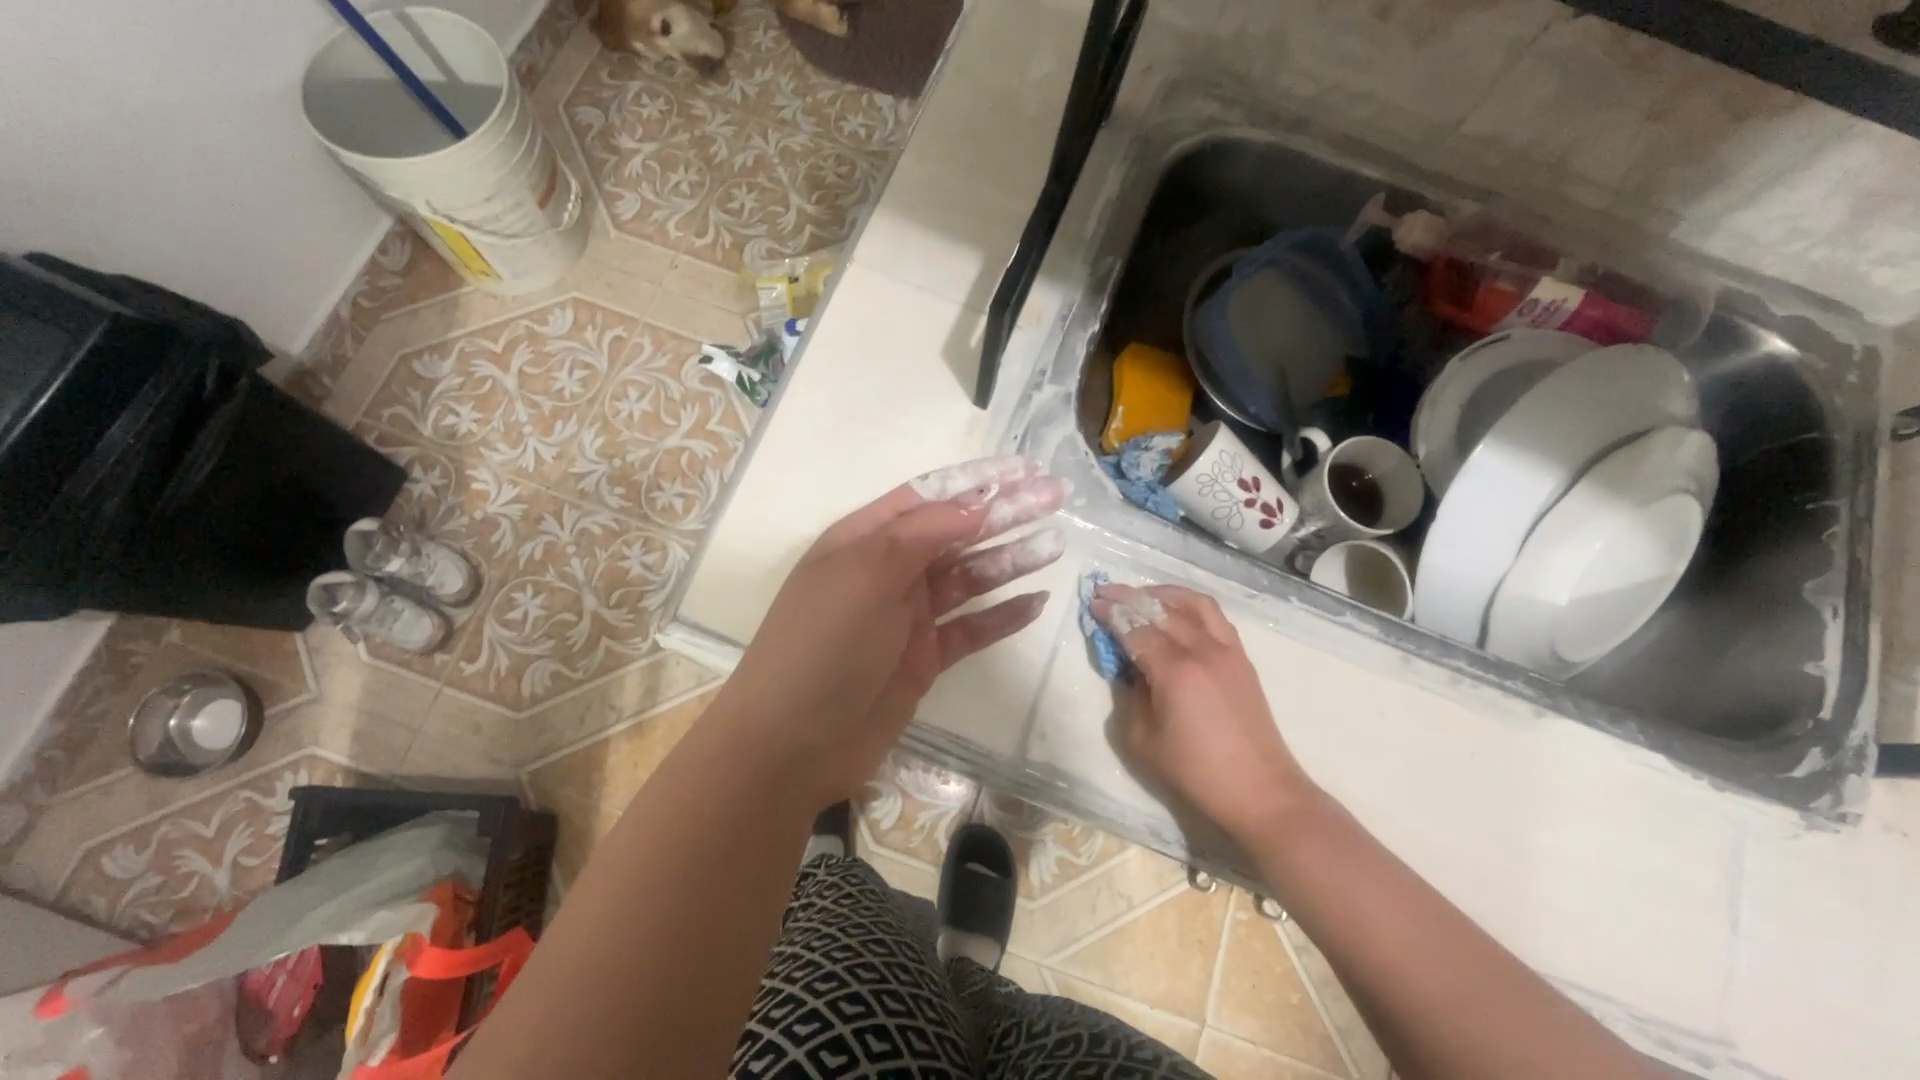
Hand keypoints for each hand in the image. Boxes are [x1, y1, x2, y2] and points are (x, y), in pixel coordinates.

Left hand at [717, 456, 1067, 807]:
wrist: (791, 744)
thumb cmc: (822, 645)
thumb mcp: (866, 574)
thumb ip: (924, 534)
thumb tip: (978, 505)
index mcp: (863, 540)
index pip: (928, 497)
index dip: (976, 481)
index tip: (1024, 469)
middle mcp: (886, 573)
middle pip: (956, 533)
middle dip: (1005, 514)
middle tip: (1056, 496)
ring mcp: (906, 618)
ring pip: (969, 578)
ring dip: (1010, 560)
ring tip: (1056, 545)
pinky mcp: (922, 660)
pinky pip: (971, 629)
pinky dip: (1002, 617)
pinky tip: (1034, 603)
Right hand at [1092, 583, 1317, 840]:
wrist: (1259, 788)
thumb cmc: (1195, 771)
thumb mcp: (1142, 740)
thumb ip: (1130, 697)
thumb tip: (1129, 671)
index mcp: (1175, 671)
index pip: (1136, 629)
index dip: (1111, 615)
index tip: (1092, 604)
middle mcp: (1202, 650)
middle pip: (1161, 610)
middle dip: (1130, 598)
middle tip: (1106, 593)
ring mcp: (1227, 651)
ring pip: (1193, 605)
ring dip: (1164, 594)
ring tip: (1142, 596)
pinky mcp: (1242, 659)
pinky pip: (1215, 618)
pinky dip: (1191, 606)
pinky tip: (1177, 613)